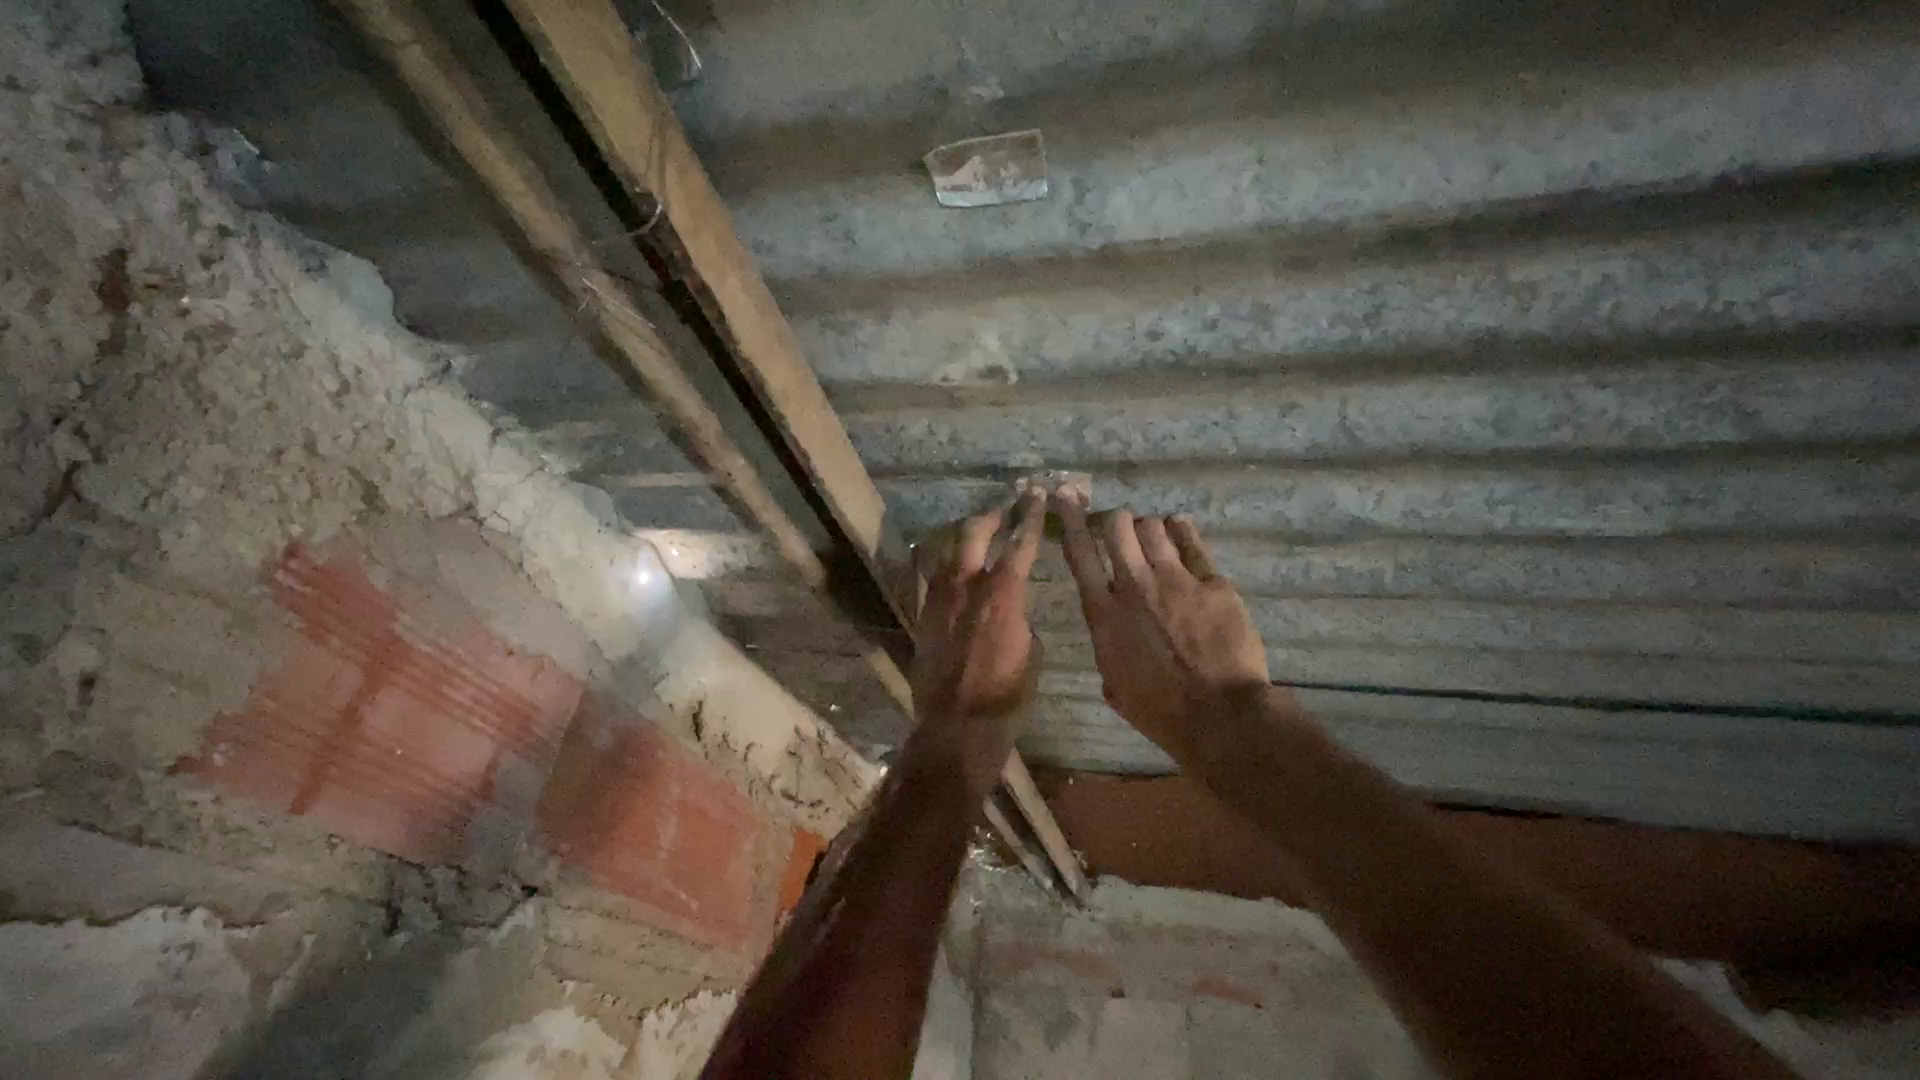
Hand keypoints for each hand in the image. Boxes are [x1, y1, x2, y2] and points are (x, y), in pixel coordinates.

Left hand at [908, 487, 1045, 793]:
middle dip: (993, 514)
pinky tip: (947, 560)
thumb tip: (1014, 612)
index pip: (1020, 544)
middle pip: (975, 533)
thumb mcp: (1032, 655)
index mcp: (1004, 594)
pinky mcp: (923, 615)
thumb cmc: (1007, 696)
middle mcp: (968, 587)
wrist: (957, 725)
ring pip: (947, 551)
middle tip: (1006, 504)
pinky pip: (930, 577)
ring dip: (964, 535)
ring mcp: (940, 599)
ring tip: (976, 527)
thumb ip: (1022, 621)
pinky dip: (942, 563)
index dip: (1029, 517)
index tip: (1035, 495)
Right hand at [1056, 496, 1269, 761]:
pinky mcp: (1212, 581)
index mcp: (1104, 615)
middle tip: (1121, 530)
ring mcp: (1175, 580)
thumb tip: (1111, 634)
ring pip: (1153, 527)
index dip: (1069, 519)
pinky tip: (1179, 530)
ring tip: (1154, 537)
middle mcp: (1134, 587)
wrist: (1219, 715)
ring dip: (1148, 528)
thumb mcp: (1115, 684)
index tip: (1064, 496)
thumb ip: (1108, 646)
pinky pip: (1191, 540)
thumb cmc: (1160, 710)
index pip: (1080, 554)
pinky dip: (1181, 530)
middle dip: (1115, 522)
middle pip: (1116, 527)